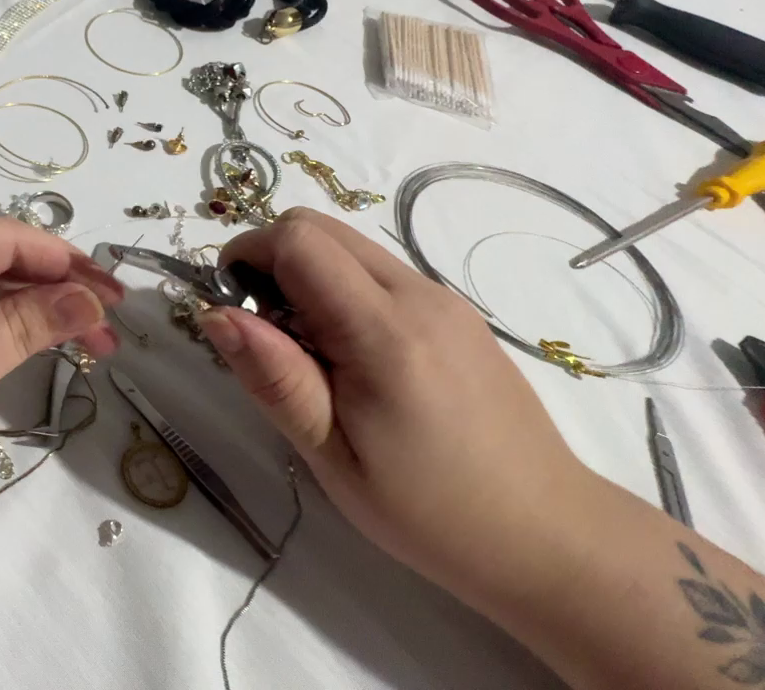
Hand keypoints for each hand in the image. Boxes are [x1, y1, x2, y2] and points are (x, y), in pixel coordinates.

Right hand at [199, 208, 599, 603]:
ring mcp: (442, 299)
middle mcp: (419, 296)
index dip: (248, 257)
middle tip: (264, 331)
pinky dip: (335, 288)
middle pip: (317, 226)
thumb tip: (214, 314)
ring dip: (302, 274)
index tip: (235, 312)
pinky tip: (346, 354)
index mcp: (385, 332)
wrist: (550, 537)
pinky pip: (373, 270)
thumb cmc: (429, 509)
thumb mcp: (331, 454)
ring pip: (345, 243)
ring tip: (305, 350)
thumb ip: (273, 377)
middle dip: (269, 259)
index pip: (297, 240)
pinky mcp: (453, 312)